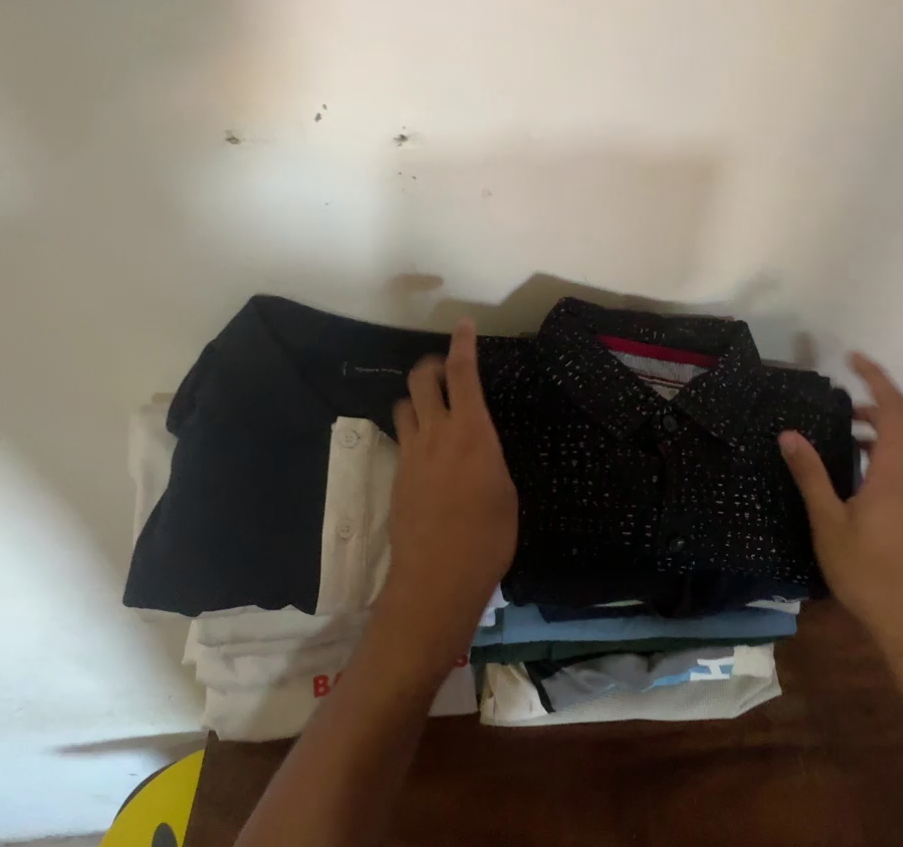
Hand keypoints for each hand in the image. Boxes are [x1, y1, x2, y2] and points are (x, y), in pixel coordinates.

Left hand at [380, 319, 518, 658]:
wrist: (437, 577)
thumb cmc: (488, 538)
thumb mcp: (505, 491)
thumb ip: (489, 457)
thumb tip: (480, 447)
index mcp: (471, 432)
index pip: (462, 374)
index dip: (463, 344)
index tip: (463, 325)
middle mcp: (435, 434)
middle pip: (420, 379)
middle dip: (432, 365)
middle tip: (446, 370)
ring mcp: (411, 455)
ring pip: (404, 406)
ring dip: (417, 397)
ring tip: (433, 408)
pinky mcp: (397, 477)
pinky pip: (403, 439)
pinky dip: (414, 432)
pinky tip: (428, 453)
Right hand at [778, 354, 902, 665]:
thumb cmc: (870, 575)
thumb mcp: (829, 524)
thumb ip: (811, 475)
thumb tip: (789, 434)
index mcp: (899, 474)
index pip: (895, 410)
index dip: (877, 379)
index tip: (854, 359)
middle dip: (879, 408)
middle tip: (843, 408)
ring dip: (885, 440)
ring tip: (849, 447)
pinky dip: (894, 466)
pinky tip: (867, 494)